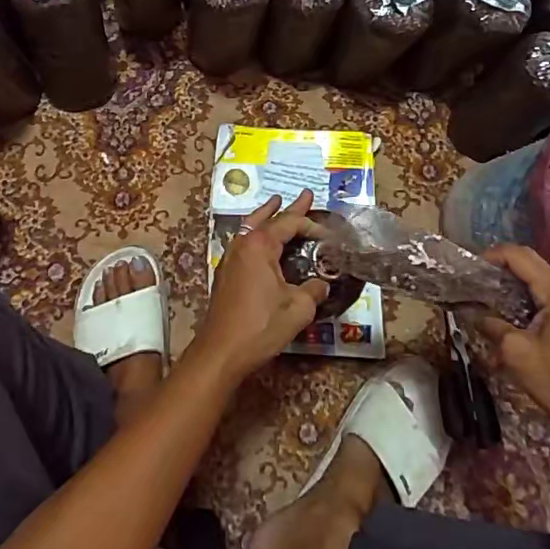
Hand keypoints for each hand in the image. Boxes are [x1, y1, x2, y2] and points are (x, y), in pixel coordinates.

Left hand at [191, 190, 329, 382]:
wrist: (220, 353)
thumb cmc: (260, 326)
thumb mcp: (299, 308)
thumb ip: (314, 290)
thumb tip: (322, 284)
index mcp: (260, 245)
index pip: (289, 223)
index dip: (312, 225)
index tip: (329, 231)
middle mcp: (242, 245)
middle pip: (267, 218)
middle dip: (287, 207)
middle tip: (305, 195)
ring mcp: (229, 260)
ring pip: (251, 228)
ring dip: (267, 217)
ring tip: (277, 206)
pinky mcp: (225, 276)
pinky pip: (245, 244)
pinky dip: (258, 235)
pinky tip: (263, 243)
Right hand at [474, 245, 549, 455]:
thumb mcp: (518, 355)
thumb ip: (493, 328)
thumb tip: (476, 316)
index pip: (520, 256)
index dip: (492, 255)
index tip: (468, 267)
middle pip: (531, 267)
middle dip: (501, 272)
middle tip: (473, 285)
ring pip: (539, 289)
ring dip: (512, 294)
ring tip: (486, 308)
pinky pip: (548, 307)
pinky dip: (526, 310)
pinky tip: (510, 331)